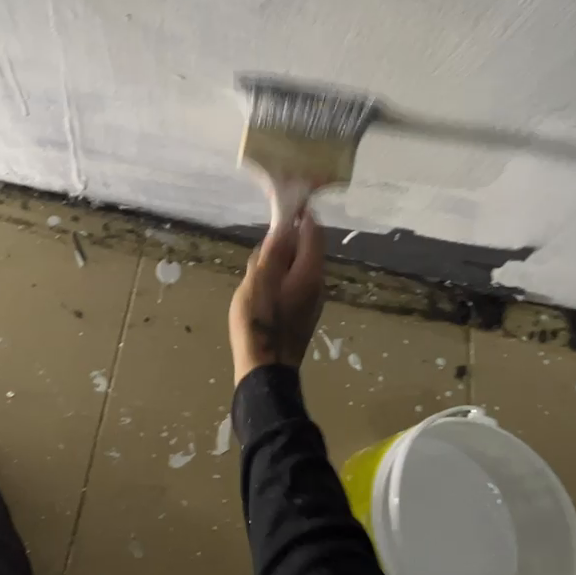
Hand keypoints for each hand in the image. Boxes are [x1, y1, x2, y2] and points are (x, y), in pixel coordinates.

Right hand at [229, 186, 325, 382]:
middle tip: (263, 240)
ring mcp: (312, 300)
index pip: (313, 230)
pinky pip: (295, 282)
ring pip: (300, 265)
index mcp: (310, 271)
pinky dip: (281, 274)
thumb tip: (285, 223)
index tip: (282, 202)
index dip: (300, 213)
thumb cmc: (259, 323)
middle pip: (308, 247)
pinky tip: (261, 286)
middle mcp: (318, 283)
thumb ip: (273, 251)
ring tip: (257, 265)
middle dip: (287, 237)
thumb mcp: (258, 280)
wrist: (265, 371)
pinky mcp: (303, 313)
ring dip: (282, 257)